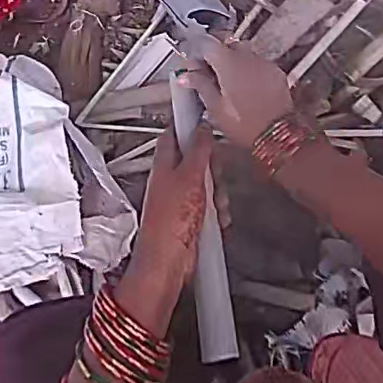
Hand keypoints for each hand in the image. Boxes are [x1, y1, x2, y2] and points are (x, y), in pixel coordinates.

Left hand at [125, 122, 214, 304]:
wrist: (168, 262)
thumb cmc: (170, 222)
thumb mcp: (190, 178)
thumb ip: (198, 151)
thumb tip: (202, 128)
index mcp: (164, 163)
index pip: (174, 133)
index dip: (188, 125)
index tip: (204, 119)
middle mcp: (171, 178)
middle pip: (198, 158)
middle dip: (213, 167)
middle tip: (214, 175)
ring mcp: (181, 198)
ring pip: (209, 182)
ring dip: (218, 192)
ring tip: (215, 204)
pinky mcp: (192, 216)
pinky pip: (211, 204)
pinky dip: (218, 211)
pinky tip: (217, 220)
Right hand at [178, 34, 292, 145]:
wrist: (277, 135)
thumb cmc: (244, 125)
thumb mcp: (216, 107)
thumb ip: (200, 85)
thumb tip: (186, 76)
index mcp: (229, 64)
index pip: (207, 43)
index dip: (197, 49)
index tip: (192, 60)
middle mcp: (248, 58)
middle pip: (227, 42)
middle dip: (214, 51)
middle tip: (206, 68)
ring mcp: (264, 63)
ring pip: (244, 51)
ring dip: (232, 59)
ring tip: (226, 79)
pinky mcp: (276, 71)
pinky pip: (258, 62)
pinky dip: (249, 68)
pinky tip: (245, 85)